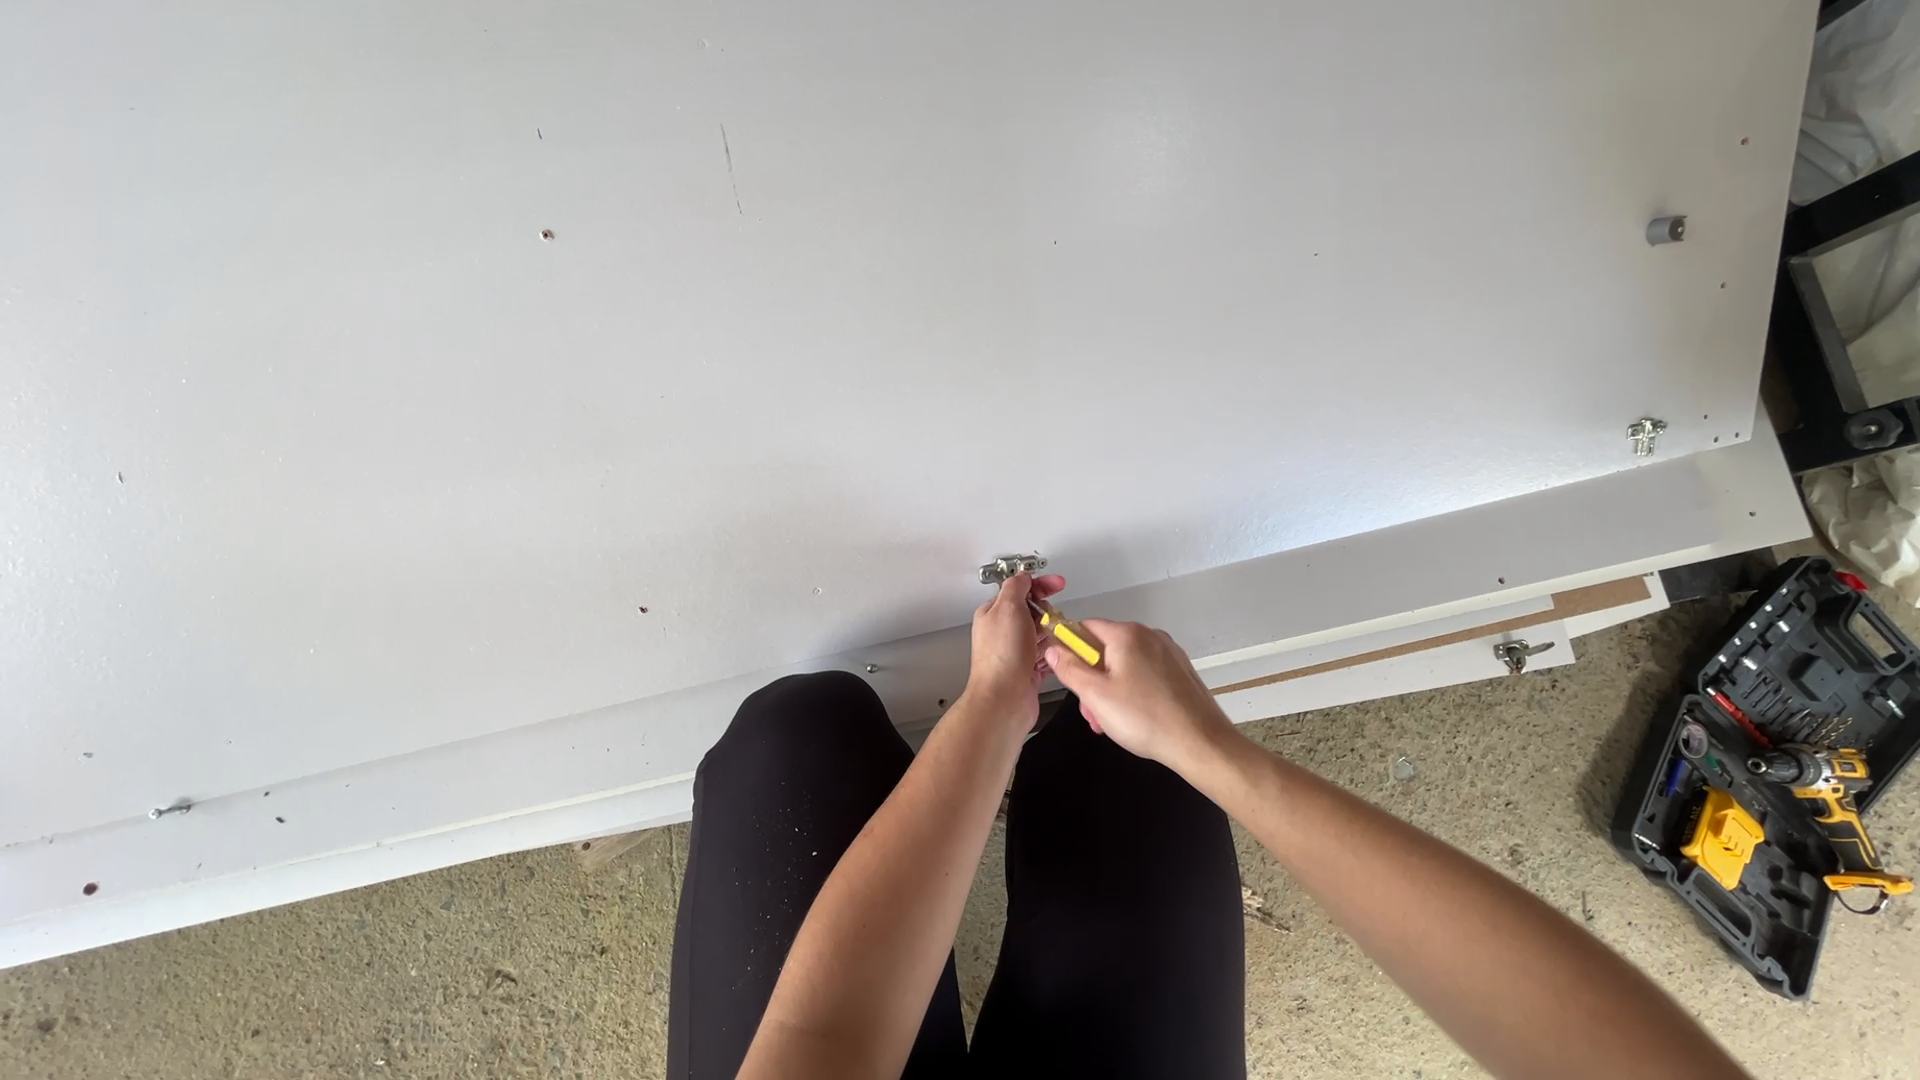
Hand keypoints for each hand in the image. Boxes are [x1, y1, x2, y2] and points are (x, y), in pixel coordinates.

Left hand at [961, 572, 1065, 728]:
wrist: (1004, 699)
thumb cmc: (1001, 659)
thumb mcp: (1008, 608)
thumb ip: (1016, 587)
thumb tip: (1023, 576)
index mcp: (993, 614)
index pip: (1018, 590)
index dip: (1039, 584)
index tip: (1057, 583)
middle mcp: (1002, 633)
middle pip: (1031, 611)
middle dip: (1047, 610)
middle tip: (1054, 613)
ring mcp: (1015, 652)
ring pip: (1040, 634)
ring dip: (1053, 631)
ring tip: (1059, 633)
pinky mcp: (1027, 670)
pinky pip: (1046, 656)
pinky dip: (1054, 652)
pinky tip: (1059, 651)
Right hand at [1043, 620, 1236, 771]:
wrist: (1200, 743)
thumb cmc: (1146, 719)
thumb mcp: (1096, 695)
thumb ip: (1069, 669)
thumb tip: (1053, 649)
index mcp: (1127, 634)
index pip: (1084, 627)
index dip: (1070, 649)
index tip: (1068, 676)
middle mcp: (1149, 635)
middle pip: (1105, 648)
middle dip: (1092, 677)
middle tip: (1092, 709)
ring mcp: (1168, 652)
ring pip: (1124, 663)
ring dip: (1110, 688)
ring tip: (1112, 720)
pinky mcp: (1180, 671)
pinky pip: (1144, 673)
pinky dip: (1133, 691)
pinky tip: (1135, 717)